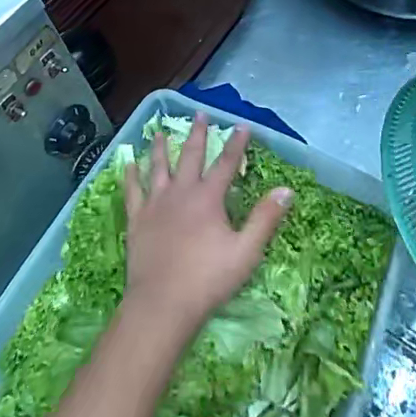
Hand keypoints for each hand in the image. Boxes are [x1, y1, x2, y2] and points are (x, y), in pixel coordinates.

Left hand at [121, 114, 292, 331]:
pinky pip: (133, 191)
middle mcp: (180, 193)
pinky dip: (131, 175)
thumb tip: (286, 189)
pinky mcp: (136, 219)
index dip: (236, 144)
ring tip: (161, 131)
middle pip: (191, 157)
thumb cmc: (208, 279)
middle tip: (200, 114)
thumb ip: (265, 218)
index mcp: (208, 198)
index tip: (241, 125)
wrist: (163, 302)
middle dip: (198, 134)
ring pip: (158, 167)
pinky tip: (129, 164)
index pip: (226, 164)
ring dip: (161, 148)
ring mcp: (155, 204)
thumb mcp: (246, 251)